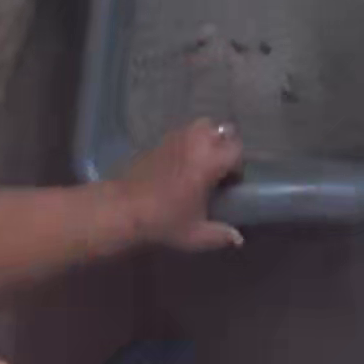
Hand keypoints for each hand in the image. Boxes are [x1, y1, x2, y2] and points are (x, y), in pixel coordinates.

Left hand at [115, 119, 245, 251]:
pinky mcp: (164, 136)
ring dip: (211, 137)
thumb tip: (238, 239)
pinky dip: (193, 137)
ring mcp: (180, 135)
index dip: (238, 165)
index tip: (231, 182)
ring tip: (204, 159)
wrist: (125, 207)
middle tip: (220, 168)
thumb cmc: (164, 220)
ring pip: (206, 124)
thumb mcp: (195, 234)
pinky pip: (187, 129)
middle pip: (225, 130)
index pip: (237, 149)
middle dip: (227, 146)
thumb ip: (220, 235)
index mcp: (210, 161)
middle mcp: (198, 141)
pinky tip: (185, 159)